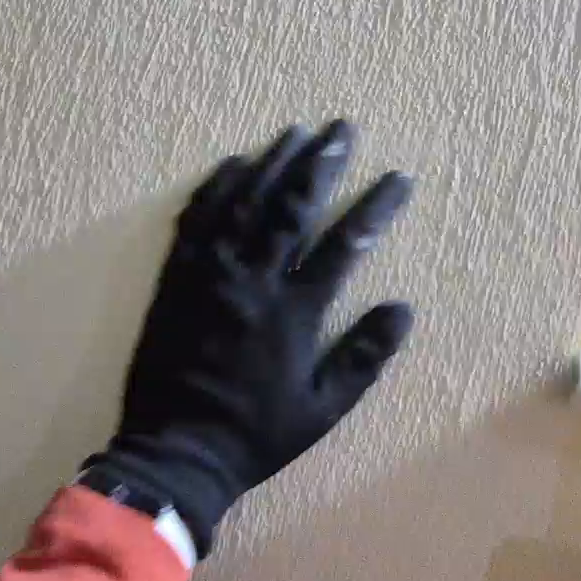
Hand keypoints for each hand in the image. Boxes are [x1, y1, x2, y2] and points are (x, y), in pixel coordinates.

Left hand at [85, 121, 415, 556]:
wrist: (176, 451)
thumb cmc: (255, 433)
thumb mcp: (322, 409)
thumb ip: (364, 357)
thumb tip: (404, 308)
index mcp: (294, 311)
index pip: (345, 243)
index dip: (375, 208)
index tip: (398, 179)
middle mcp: (253, 280)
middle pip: (292, 207)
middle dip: (321, 162)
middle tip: (342, 128)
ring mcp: (210, 273)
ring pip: (245, 202)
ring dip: (273, 161)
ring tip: (296, 130)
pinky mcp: (177, 277)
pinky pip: (196, 219)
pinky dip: (216, 186)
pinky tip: (233, 162)